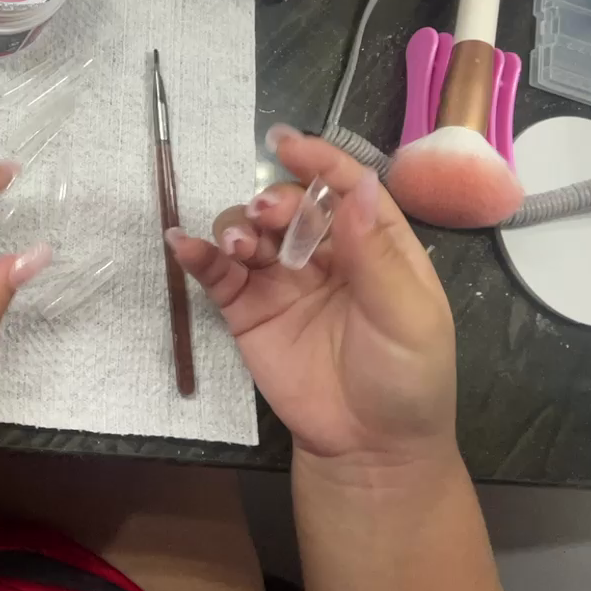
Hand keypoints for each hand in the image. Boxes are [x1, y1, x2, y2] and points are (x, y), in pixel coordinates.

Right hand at [166, 126, 456, 475]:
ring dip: (235, 226)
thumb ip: (377, 256)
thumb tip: (355, 188)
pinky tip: (182, 245)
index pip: (343, 188)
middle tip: (264, 217)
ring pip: (246, 231)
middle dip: (272, 202)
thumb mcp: (408, 318)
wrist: (366, 447)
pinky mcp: (244, 308)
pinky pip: (215, 273)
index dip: (318, 161)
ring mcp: (278, 279)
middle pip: (287, 206)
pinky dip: (196, 254)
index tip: (285, 144)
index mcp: (372, 244)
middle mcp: (321, 253)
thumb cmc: (406, 378)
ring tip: (237, 247)